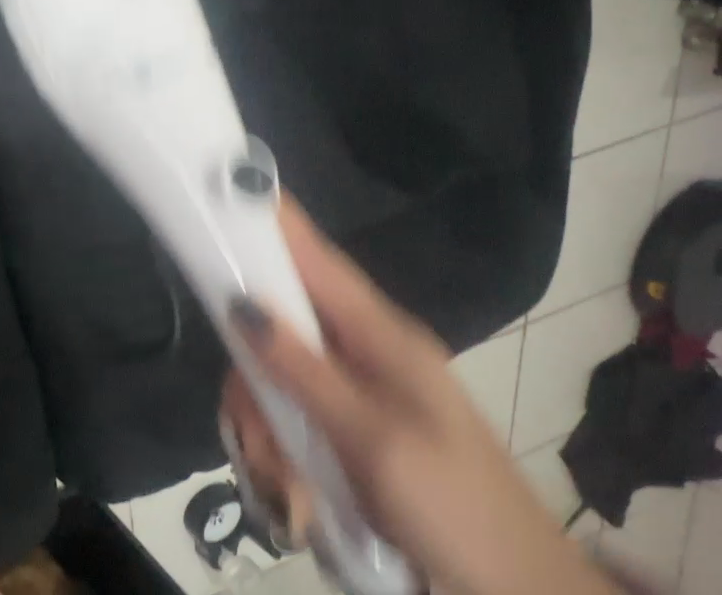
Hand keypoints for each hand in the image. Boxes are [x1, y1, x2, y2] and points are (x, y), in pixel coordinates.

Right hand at [222, 200, 615, 594]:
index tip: (226, 186)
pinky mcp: (346, 423)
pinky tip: (290, 474)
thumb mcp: (375, 439)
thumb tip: (240, 304)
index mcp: (384, 338)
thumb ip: (304, 370)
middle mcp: (365, 350)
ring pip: (272, 367)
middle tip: (250, 412)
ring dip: (262, 411)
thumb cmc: (453, 505)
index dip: (274, 222)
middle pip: (277, 318)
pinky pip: (284, 404)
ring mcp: (356, 388)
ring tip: (280, 463)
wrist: (515, 591)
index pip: (318, 261)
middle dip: (250, 361)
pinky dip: (274, 433)